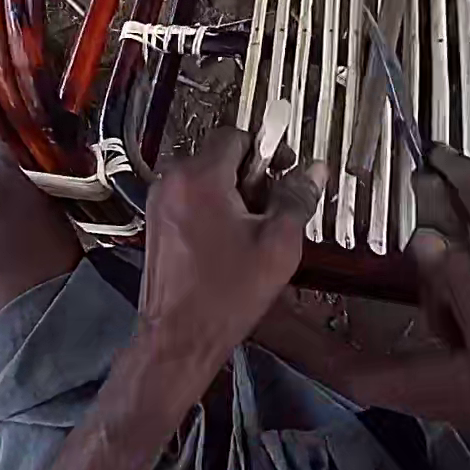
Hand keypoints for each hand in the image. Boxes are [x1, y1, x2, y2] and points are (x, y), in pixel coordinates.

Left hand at [140, 128, 327, 382]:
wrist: (178, 334)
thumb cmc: (226, 293)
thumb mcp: (277, 244)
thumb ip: (296, 198)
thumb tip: (315, 169)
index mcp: (198, 177)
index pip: (235, 135)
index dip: (265, 149)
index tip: (283, 172)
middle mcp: (171, 180)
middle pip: (217, 154)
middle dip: (248, 173)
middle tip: (271, 205)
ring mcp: (158, 199)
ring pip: (202, 175)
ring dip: (230, 189)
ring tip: (251, 227)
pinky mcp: (154, 219)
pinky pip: (187, 195)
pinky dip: (209, 204)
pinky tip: (227, 238)